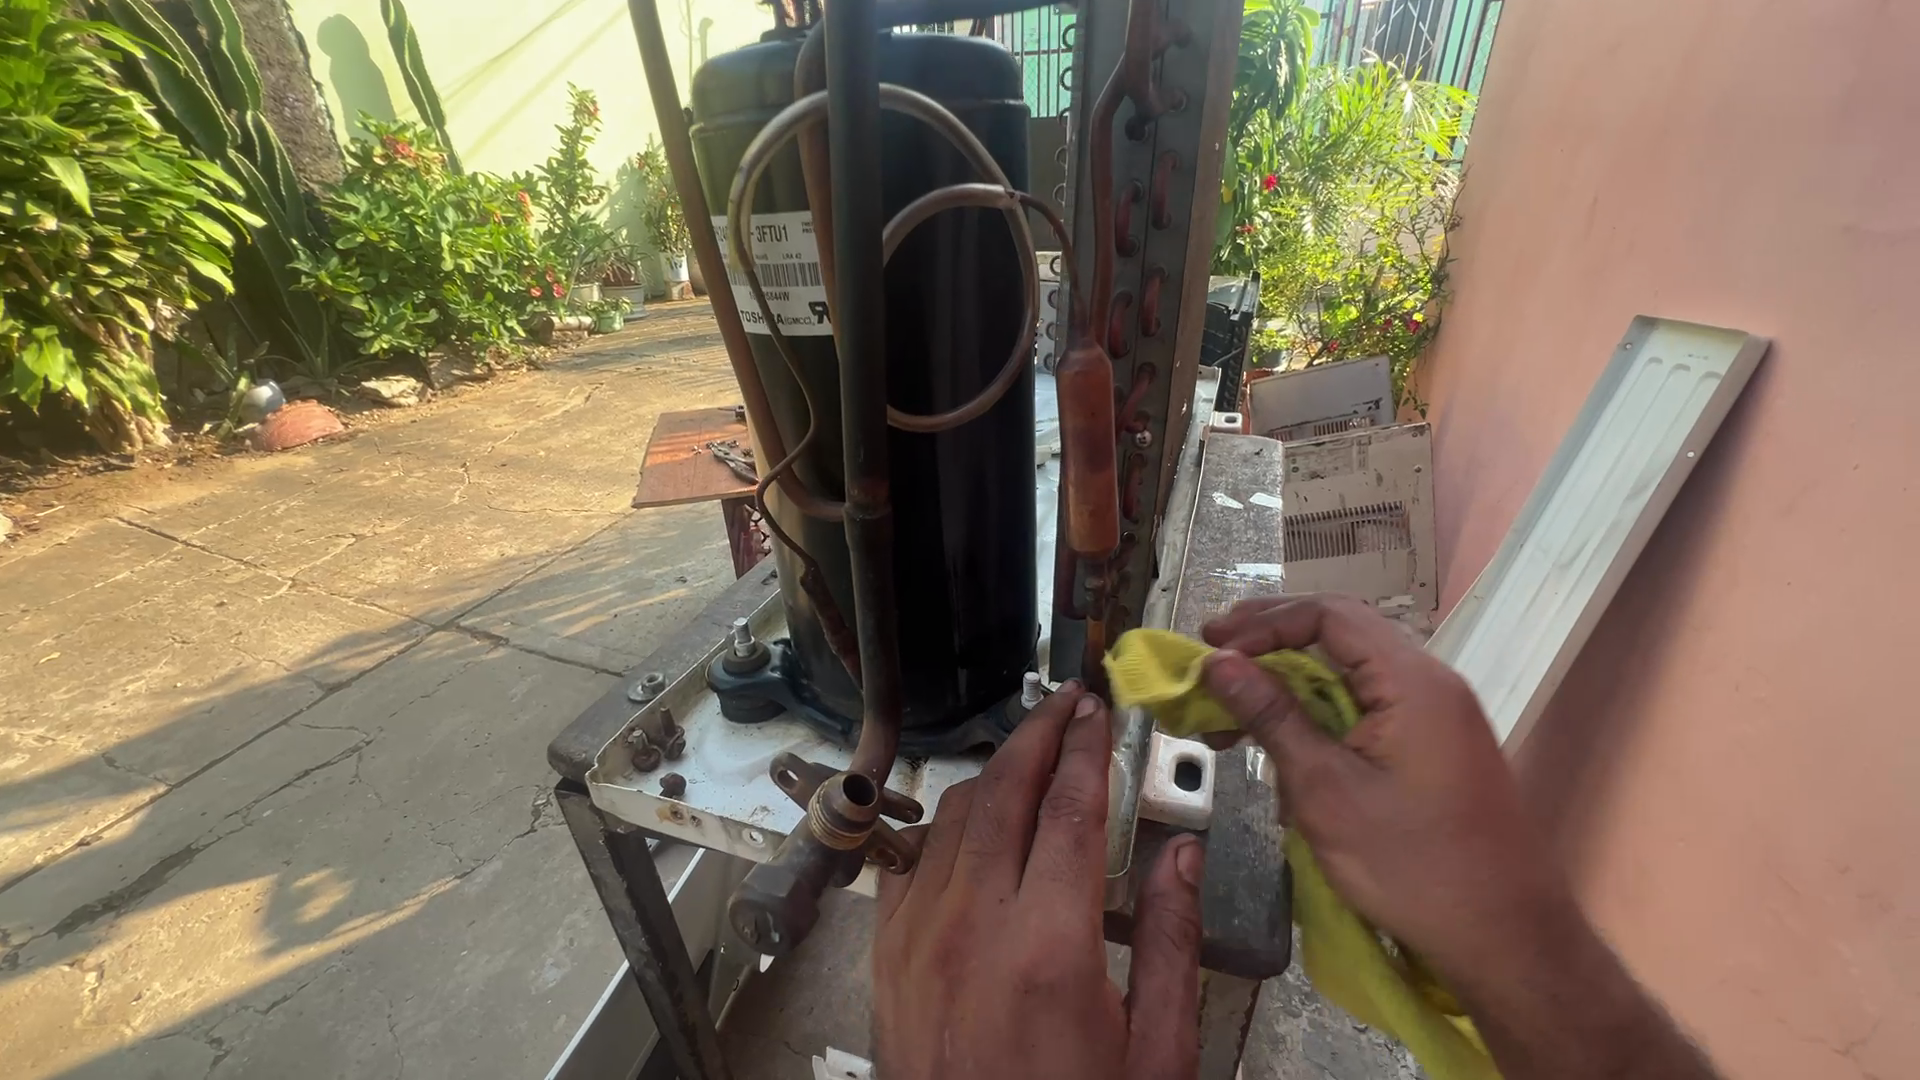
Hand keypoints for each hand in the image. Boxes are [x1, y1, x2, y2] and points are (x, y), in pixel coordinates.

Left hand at [873, 683, 1206, 1079]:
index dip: (1087, 749)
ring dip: (998, 771)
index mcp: (1047, 946)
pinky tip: (978, 818)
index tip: (1098, 711)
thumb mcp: (1155, 1052)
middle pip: (1006, 789)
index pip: (1069, 809)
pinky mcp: (887, 946)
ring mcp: (917, 930)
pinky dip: (949, 820)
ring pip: (956, 811)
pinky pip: (914, 853)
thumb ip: (1168, 939)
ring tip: (1033, 755)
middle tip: (1068, 703)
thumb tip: (1181, 851)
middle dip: (1040, 732)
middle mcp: (971, 922)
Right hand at [1199, 594, 1568, 987]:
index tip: (1212, 648)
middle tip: (1213, 651)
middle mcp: (1426, 682)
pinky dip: (1310, 710)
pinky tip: (1273, 737)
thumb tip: (1218, 663)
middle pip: (1337, 631)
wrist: (1507, 943)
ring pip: (1343, 669)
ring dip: (1284, 679)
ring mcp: (1430, 712)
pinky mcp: (1425, 742)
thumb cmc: (1412, 866)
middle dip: (1268, 638)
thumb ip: (1271, 715)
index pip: (1328, 615)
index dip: (1263, 623)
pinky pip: (1358, 703)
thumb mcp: (1325, 788)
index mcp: (1411, 681)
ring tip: (1229, 702)